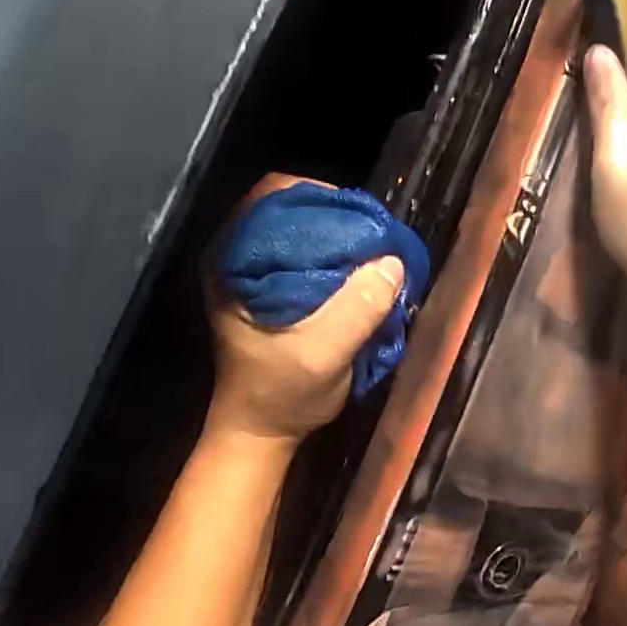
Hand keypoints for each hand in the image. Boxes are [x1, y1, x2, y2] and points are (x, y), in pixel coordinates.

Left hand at [204, 174, 404, 445]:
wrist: (262, 431)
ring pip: (309, 231)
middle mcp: (242, 255)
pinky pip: (316, 255)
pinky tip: (366, 276)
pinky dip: (344, 259)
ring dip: (347, 240)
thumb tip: (393, 263)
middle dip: (343, 219)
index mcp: (233, 258)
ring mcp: (259, 271)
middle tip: (379, 239)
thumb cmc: (281, 393)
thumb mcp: (322, 355)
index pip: (277, 194)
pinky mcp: (279, 289)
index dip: (324, 197)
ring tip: (379, 255)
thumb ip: (355, 310)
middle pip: (297, 207)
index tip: (363, 221)